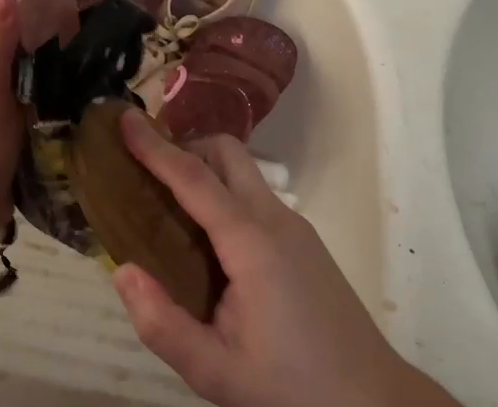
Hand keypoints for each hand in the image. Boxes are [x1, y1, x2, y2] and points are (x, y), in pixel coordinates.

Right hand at [112, 111, 455, 406]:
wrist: (375, 404)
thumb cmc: (293, 389)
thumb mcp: (216, 373)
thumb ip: (163, 325)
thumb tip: (122, 270)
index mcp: (251, 244)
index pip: (194, 178)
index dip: (155, 146)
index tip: (124, 118)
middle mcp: (275, 220)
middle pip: (225, 153)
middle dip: (182, 146)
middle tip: (142, 171)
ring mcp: (295, 228)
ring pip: (242, 172)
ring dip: (202, 170)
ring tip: (164, 206)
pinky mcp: (304, 243)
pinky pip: (253, 197)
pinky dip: (221, 194)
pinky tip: (204, 240)